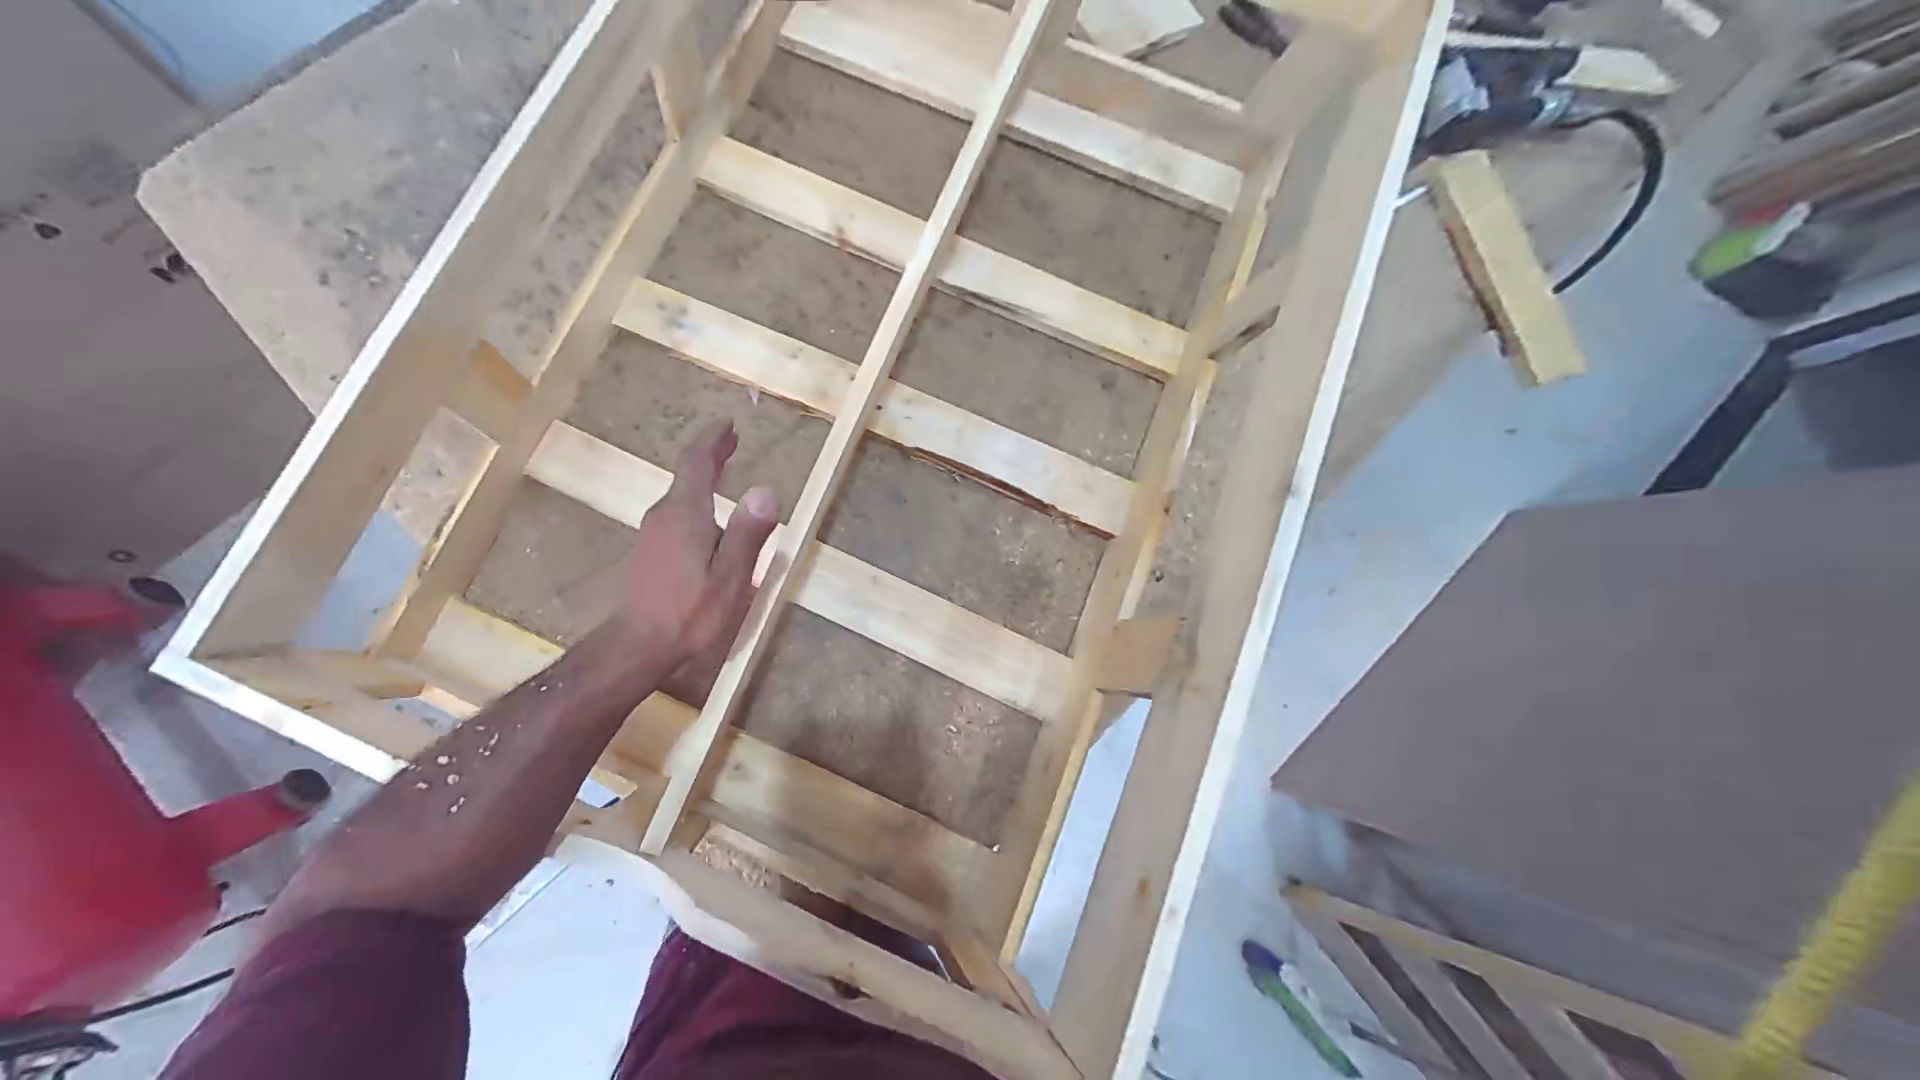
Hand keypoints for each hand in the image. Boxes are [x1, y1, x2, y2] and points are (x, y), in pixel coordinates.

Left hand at [616, 420, 778, 688]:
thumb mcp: (730, 576)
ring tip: (724, 473)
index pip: (697, 463)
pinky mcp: (651, 552)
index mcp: (686, 514)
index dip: (713, 441)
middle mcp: (664, 516)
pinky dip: (696, 500)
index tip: (729, 424)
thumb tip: (766, 490)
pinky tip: (708, 518)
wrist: (638, 646)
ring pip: (681, 495)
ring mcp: (653, 534)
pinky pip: (677, 513)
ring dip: (703, 479)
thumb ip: (748, 533)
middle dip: (710, 456)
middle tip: (731, 441)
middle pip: (687, 475)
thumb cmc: (690, 613)